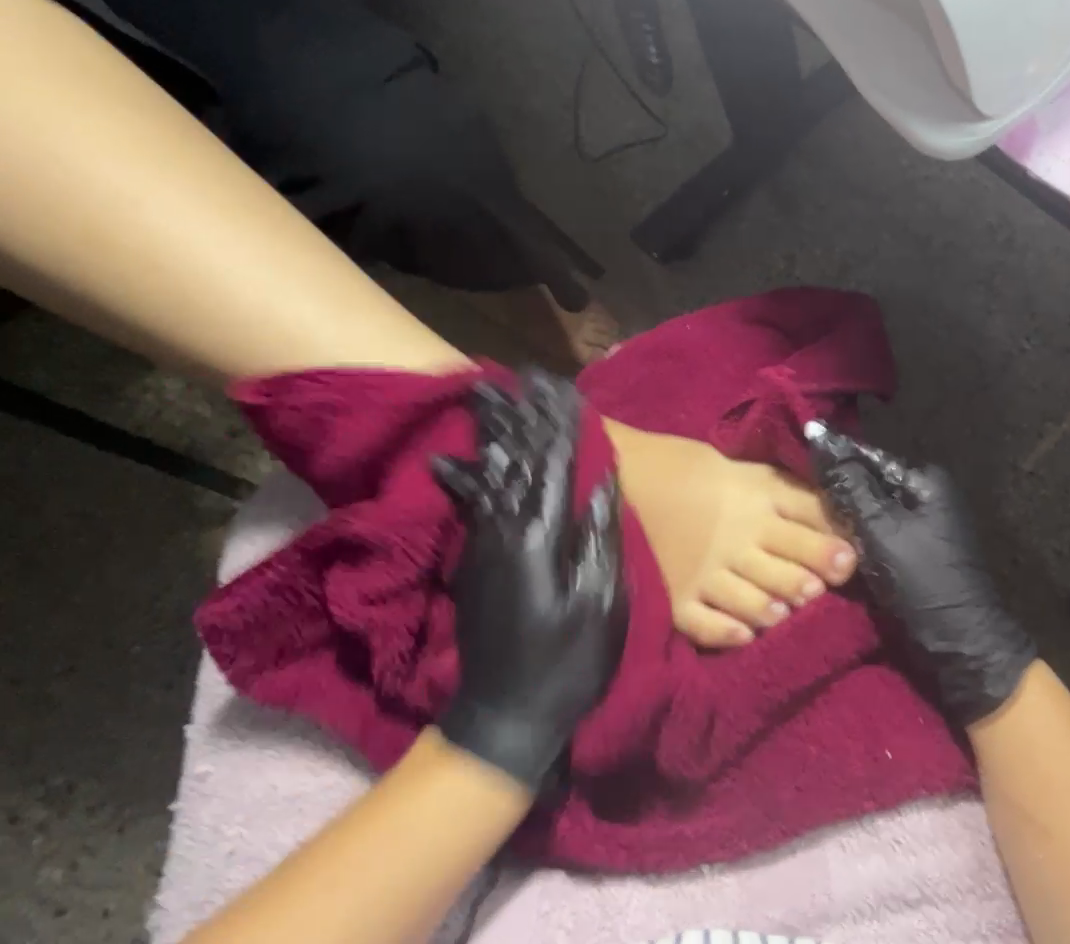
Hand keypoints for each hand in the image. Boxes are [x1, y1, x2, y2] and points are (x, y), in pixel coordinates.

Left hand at [431, 370, 626, 789]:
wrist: (508, 713)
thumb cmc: (571, 659)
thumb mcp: (602, 600)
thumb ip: (599, 536)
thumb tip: (602, 480)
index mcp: (542, 538)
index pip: (553, 464)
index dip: (557, 423)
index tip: (559, 386)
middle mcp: (504, 533)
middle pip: (512, 461)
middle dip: (516, 417)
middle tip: (511, 375)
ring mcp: (483, 549)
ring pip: (488, 477)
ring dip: (491, 436)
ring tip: (485, 398)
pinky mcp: (475, 565)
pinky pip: (473, 506)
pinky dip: (464, 476)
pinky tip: (449, 460)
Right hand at [806, 423, 1036, 725]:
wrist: (958, 642)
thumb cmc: (923, 580)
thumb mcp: (882, 531)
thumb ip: (851, 488)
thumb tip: (821, 437)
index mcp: (924, 481)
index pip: (867, 459)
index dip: (830, 465)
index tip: (790, 474)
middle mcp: (924, 497)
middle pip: (866, 487)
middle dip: (834, 499)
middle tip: (791, 510)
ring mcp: (919, 528)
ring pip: (867, 516)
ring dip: (840, 526)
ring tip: (800, 531)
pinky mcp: (911, 556)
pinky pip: (874, 540)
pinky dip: (852, 546)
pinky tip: (823, 552)